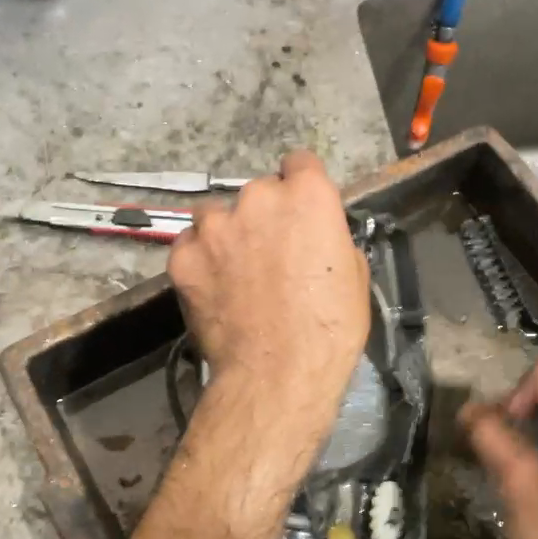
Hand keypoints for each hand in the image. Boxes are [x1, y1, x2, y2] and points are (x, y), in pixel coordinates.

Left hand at [168, 150, 369, 434]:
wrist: (277, 374)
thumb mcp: (354, 275)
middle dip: (264, 216)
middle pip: (258, 192)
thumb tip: (316, 237)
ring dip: (227, 235)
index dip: (301, 187)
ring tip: (236, 272)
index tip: (300, 211)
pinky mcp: (182, 256)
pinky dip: (200, 262)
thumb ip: (330, 239)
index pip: (300, 164)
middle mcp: (257, 197)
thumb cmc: (330, 329)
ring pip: (217, 216)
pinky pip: (190, 246)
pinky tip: (213, 289)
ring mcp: (214, 226)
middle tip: (269, 255)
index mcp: (307, 195)